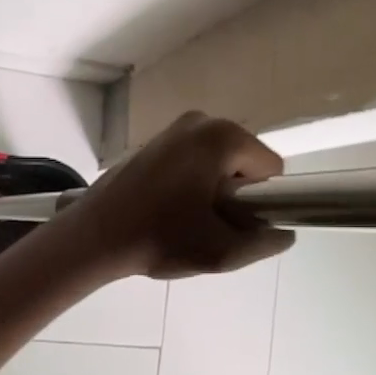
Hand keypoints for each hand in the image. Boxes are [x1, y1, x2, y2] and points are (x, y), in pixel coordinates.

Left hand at [56, 111, 294, 279]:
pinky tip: (164, 212)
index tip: (228, 224)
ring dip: (208, 195)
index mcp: (221, 137)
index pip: (270, 171)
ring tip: (180, 222)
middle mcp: (199, 121)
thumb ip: (263, 243)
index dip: (258, 203)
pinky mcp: (152, 145)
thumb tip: (283, 233)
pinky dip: (186, 187)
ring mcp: (171, 130)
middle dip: (232, 198)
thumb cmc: (156, 240)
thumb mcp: (220, 252)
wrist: (92, 238)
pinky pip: (190, 165)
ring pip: (216, 167)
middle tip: (202, 227)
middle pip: (242, 166)